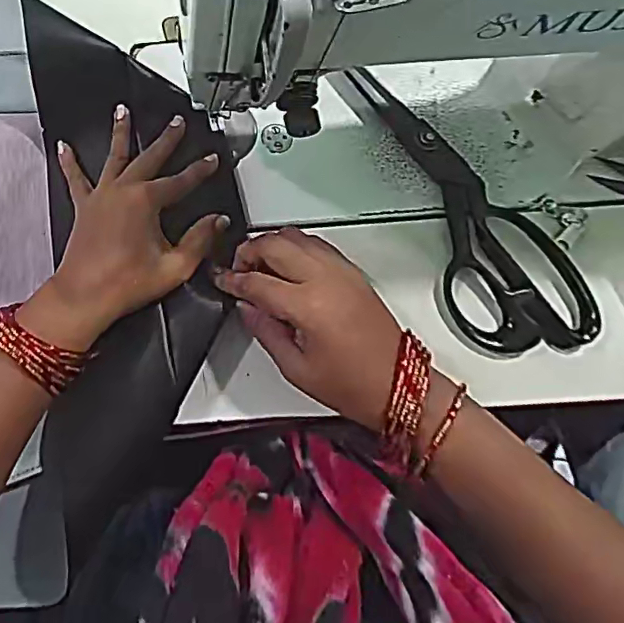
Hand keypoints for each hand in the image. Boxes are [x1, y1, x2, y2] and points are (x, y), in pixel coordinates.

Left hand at [20, 104, 227, 350]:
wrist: (85, 295)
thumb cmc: (124, 283)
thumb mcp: (174, 266)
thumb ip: (199, 240)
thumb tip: (215, 222)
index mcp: (146, 202)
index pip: (181, 181)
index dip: (199, 170)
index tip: (210, 160)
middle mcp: (122, 192)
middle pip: (150, 157)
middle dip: (167, 139)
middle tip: (177, 123)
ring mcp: (101, 196)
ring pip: (114, 156)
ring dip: (121, 133)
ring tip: (122, 111)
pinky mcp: (84, 206)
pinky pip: (75, 178)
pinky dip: (70, 162)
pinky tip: (64, 147)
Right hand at [215, 228, 404, 428]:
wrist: (401, 387)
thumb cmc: (355, 385)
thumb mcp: (296, 369)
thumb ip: (264, 331)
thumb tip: (246, 307)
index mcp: (309, 306)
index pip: (256, 281)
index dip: (232, 279)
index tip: (222, 280)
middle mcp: (325, 280)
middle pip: (272, 244)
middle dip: (248, 252)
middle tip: (238, 269)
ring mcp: (341, 271)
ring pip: (294, 235)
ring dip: (271, 244)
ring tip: (261, 264)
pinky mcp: (352, 271)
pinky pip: (315, 243)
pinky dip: (295, 246)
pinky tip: (288, 264)